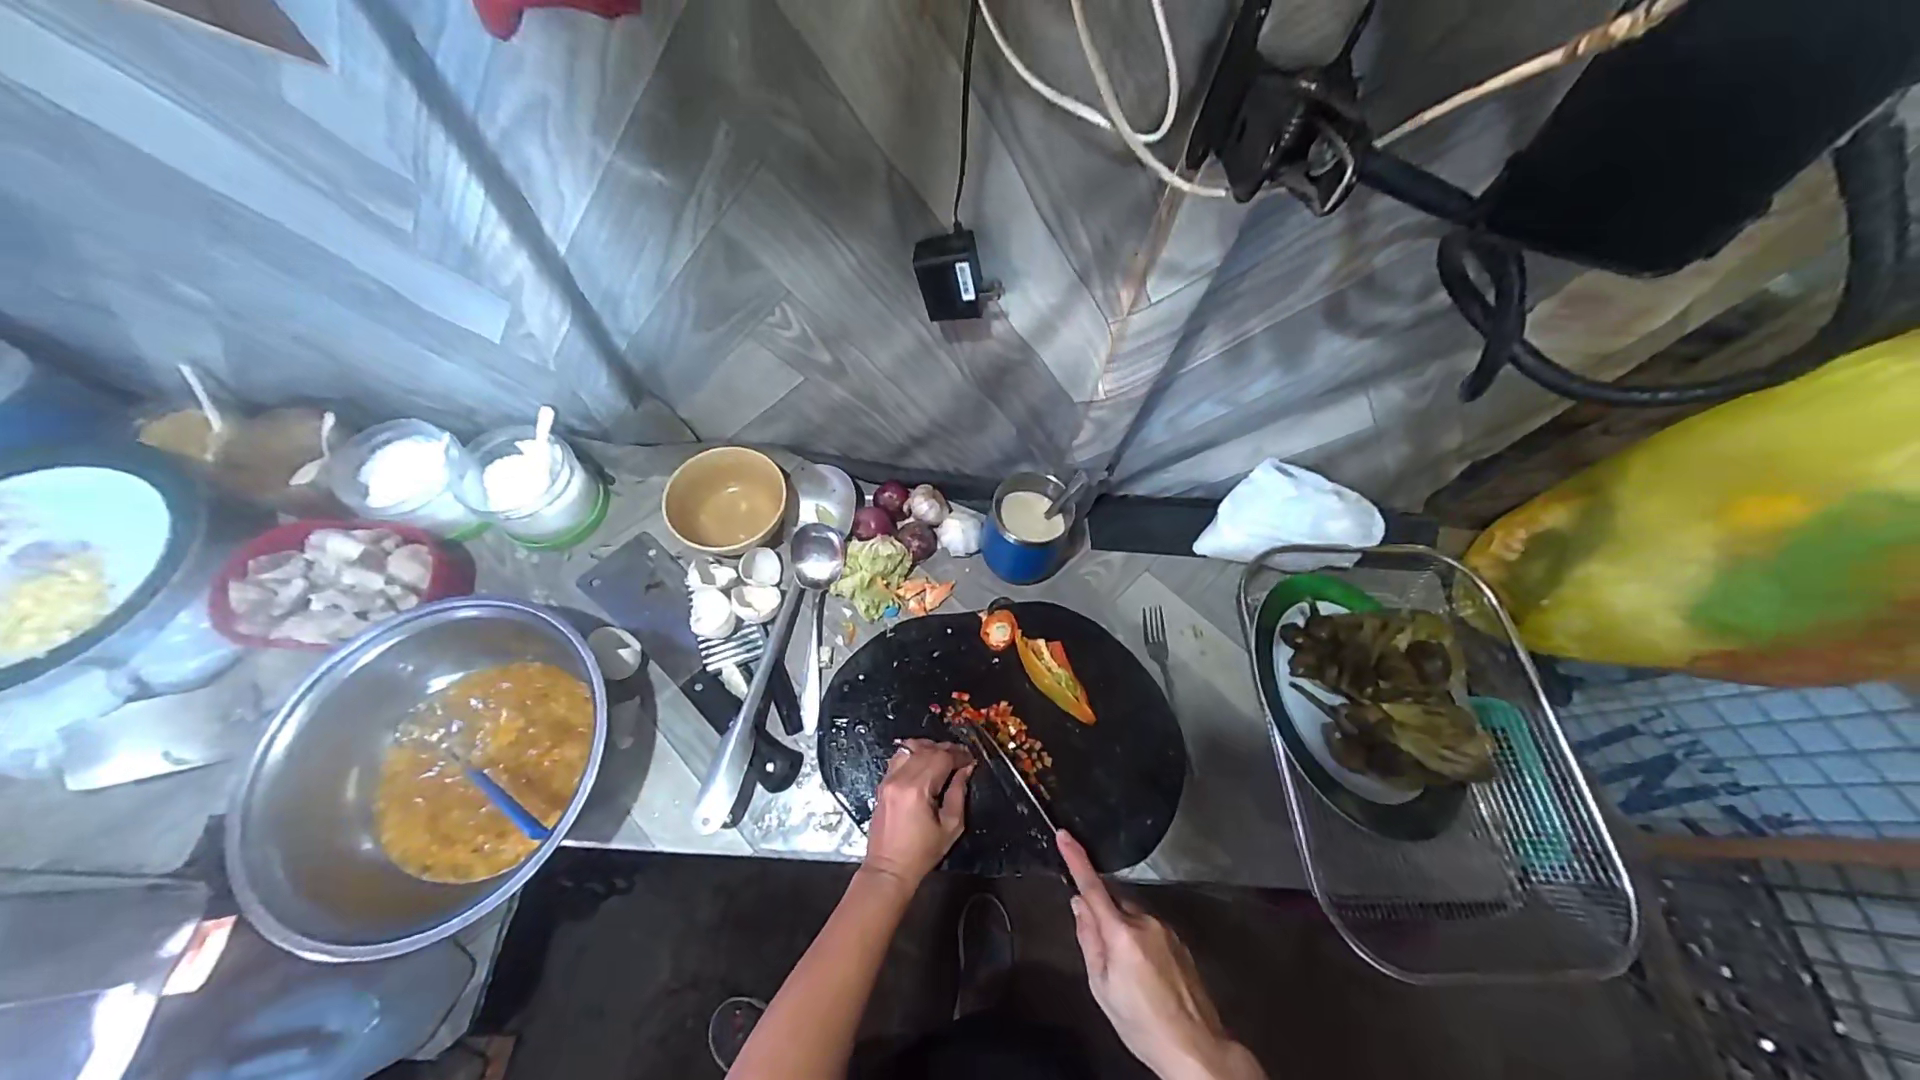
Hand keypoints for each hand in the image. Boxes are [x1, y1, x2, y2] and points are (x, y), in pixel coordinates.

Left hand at [863, 739, 973, 886]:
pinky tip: (925, 761)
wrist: (888, 869)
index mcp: (917, 789)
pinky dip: (914, 753)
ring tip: (944, 757)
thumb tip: (966, 769)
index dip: (959, 755)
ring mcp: (888, 779)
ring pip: (911, 748)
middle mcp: (900, 778)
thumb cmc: (921, 853)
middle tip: (962, 756)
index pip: (941, 758)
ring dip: (930, 748)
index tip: (971, 760)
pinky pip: (899, 757)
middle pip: (926, 750)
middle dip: (947, 750)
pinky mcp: (882, 784)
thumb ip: (958, 793)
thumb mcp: (951, 826)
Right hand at [1057, 830, 1264, 1079]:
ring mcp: (1166, 930)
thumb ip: (1088, 939)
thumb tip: (1080, 905)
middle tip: (1104, 960)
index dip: (1075, 859)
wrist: (1196, 1049)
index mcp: (1121, 933)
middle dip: (1104, 921)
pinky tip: (1147, 978)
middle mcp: (1146, 922)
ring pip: (1133, 919)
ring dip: (1124, 936)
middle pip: (1113, 906)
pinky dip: (1141, 945)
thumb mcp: (1102, 987)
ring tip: (1130, 979)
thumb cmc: (1141, 1024)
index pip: (1092, 887)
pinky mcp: (1180, 942)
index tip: (1064, 836)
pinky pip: (1150, 931)